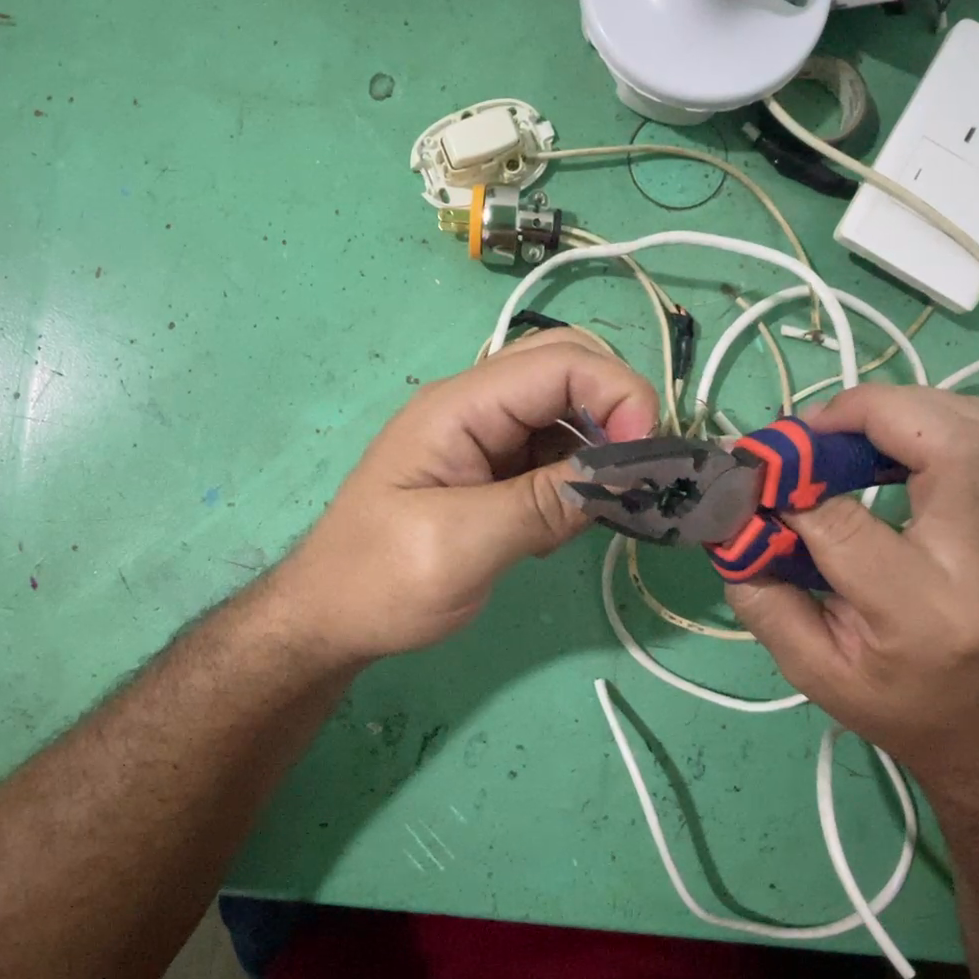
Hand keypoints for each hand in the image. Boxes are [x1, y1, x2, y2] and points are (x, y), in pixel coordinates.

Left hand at [272, 329, 657, 661]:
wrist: (329, 617)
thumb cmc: (380, 581)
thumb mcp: (462, 546)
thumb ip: (543, 504)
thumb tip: (625, 477)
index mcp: (460, 407)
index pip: (559, 361)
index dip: (618, 393)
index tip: (649, 457)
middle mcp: (475, 407)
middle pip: (566, 369)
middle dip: (616, 410)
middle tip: (639, 475)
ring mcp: (483, 437)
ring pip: (566, 411)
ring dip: (601, 448)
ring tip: (605, 508)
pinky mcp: (491, 470)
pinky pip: (552, 452)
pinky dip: (578, 478)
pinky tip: (567, 524)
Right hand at [724, 385, 978, 780]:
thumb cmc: (893, 702)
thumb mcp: (808, 670)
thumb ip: (763, 597)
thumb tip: (736, 522)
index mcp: (919, 614)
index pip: (850, 524)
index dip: (795, 488)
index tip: (761, 477)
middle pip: (951, 448)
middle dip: (873, 413)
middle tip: (815, 426)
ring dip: (912, 408)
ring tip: (855, 426)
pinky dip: (952, 416)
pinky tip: (907, 433)